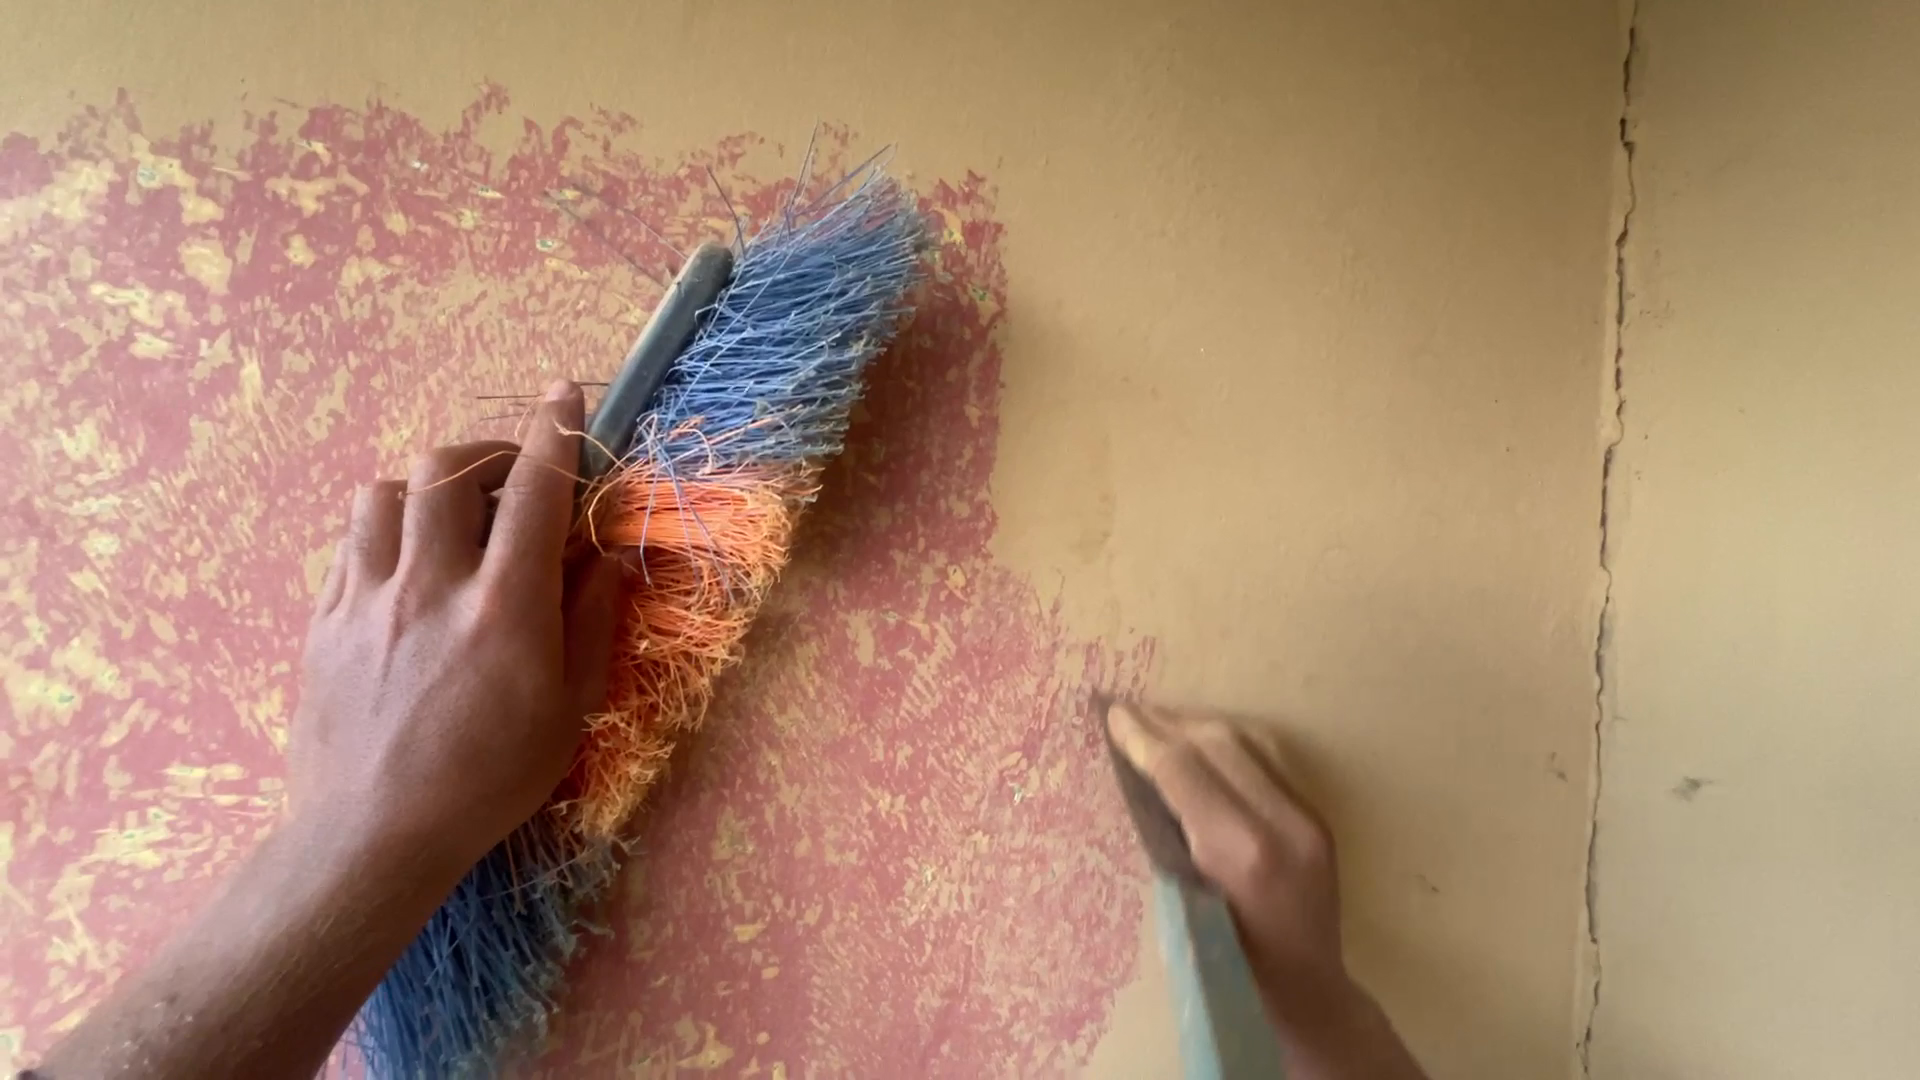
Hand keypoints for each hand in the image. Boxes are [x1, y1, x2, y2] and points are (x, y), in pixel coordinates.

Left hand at [292, 378, 621, 878]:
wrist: (374, 835)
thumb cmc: (495, 772)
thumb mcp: (572, 702)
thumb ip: (593, 616)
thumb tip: (613, 555)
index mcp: (505, 605)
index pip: (536, 491)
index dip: (556, 432)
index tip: (566, 393)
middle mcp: (432, 583)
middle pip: (447, 470)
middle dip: (491, 451)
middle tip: (518, 474)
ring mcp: (366, 598)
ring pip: (386, 493)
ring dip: (433, 484)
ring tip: (460, 514)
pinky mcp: (322, 619)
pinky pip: (351, 539)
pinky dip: (390, 524)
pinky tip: (413, 558)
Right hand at [1105, 702, 1426, 1079]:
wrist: (1310, 995)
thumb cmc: (1231, 968)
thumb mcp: (1181, 905)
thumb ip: (1164, 836)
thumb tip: (1135, 775)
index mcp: (1243, 854)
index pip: (1184, 770)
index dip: (1143, 737)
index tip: (1113, 714)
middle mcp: (1282, 824)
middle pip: (1216, 743)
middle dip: (1165, 722)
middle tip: (1126, 711)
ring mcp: (1307, 816)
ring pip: (1244, 739)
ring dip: (1193, 723)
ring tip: (1155, 720)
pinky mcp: (1315, 815)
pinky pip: (1265, 754)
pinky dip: (1223, 738)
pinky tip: (1198, 738)